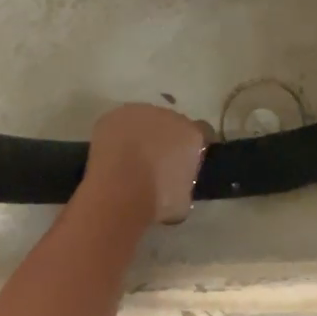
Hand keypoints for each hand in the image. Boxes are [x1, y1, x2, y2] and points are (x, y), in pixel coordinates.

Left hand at [82, 103, 208, 223]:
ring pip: (145, 122)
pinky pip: (121, 125)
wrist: (118, 191)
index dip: (196, 146)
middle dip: (168, 140)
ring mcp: (139, 113)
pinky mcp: (113, 117)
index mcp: (192, 135)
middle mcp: (169, 117)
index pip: (203, 133)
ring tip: (132, 159)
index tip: (190, 161)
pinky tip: (114, 155)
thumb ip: (185, 185)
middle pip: (173, 124)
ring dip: (143, 136)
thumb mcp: (183, 201)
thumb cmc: (157, 200)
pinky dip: (119, 137)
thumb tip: (178, 186)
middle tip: (158, 164)